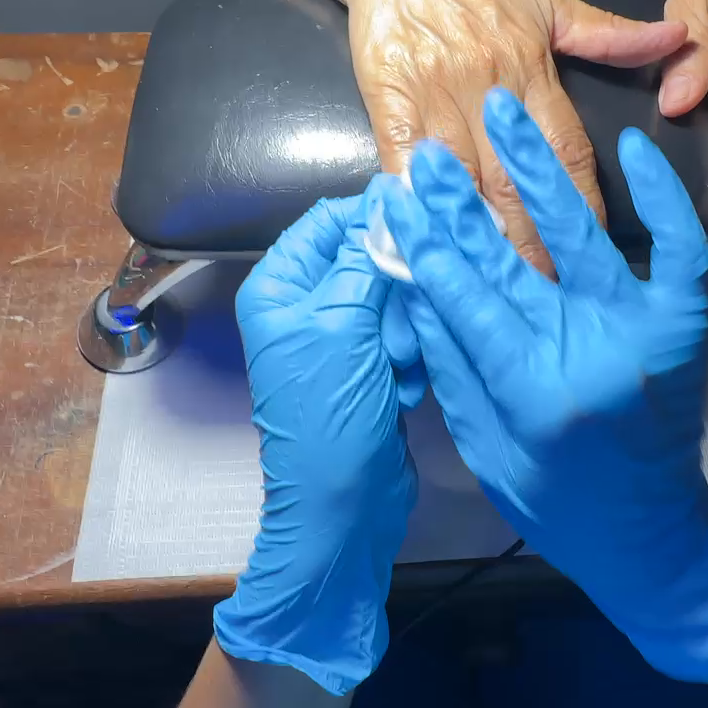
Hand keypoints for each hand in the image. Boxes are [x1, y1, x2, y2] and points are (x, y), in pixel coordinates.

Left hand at [215, 190, 415, 695]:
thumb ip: (364, 258)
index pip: (328, 221)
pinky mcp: (371, 363)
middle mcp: (307, 305)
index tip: (426, 216)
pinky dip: (412, 357)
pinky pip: (405, 332)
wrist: (345, 510)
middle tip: (396, 336)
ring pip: (396, 296)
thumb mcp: (344, 328)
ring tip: (399, 370)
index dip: (374, 215)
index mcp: (281, 287)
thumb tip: (388, 197)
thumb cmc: (332, 417)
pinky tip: (406, 390)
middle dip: (394, 293)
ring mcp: (342, 336)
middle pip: (368, 258)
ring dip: (407, 330)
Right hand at [329, 0, 687, 272]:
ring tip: (495, 284)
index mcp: (531, 66)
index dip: (581, 202)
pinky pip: (403, 160)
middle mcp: (488, 87)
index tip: (594, 248)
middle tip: (548, 291)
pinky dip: (414, 202)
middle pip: (516, 179)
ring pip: (464, 178)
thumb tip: (676, 42)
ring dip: (479, 234)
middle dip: (533, 239)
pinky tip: (425, 240)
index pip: (565, 148)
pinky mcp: (388, 99)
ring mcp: (436, 95)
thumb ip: (606, 35)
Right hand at [375, 88, 707, 682]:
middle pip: (511, 257)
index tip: (395, 198)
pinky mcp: (680, 323)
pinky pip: (677, 249)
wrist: (652, 534)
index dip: (426, 244)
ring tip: (506, 112)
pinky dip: (661, 195)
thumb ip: (453, 363)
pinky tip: (631, 144)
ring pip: (582, 233)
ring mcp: (641, 332)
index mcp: (530, 391)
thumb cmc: (554, 502)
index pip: (465, 297)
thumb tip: (421, 282)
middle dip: (462, 200)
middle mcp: (587, 352)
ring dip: (539, 167)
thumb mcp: (483, 444)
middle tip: (431, 149)